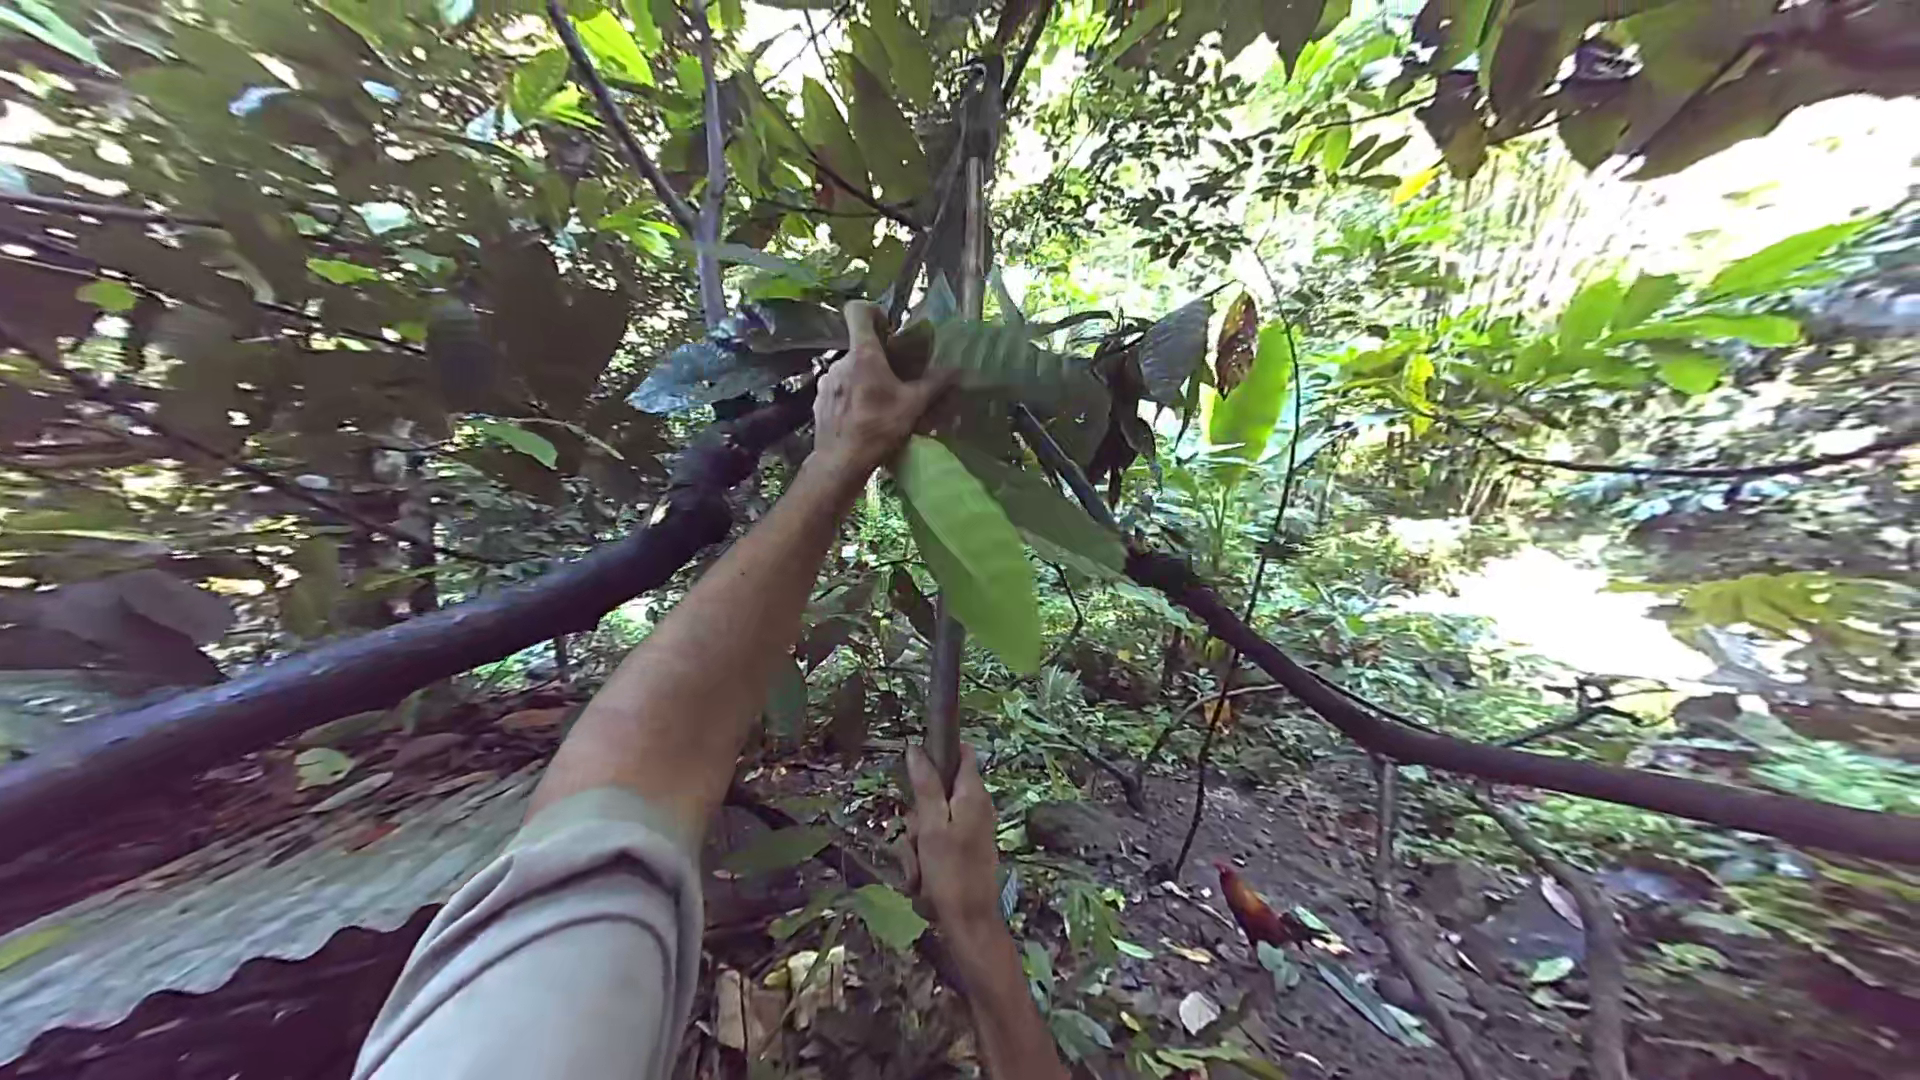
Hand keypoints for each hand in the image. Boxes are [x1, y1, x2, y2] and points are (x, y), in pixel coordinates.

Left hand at [809, 301, 952, 485]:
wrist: (841, 462)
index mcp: (863, 354)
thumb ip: (936, 384)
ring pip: (849, 370)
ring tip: (880, 402)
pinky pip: (839, 390)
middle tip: (896, 377)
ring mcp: (826, 382)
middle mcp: (840, 362)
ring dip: (864, 379)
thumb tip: (958, 370)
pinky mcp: (819, 402)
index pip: (858, 311)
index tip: (889, 327)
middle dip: (877, 357)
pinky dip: (851, 396)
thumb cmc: (878, 428)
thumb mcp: (913, 406)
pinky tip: (862, 417)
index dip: (873, 311)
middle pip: (859, 346)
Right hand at [900, 744, 1002, 940]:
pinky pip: (936, 840)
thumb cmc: (951, 871)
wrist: (969, 924)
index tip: (917, 770)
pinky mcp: (964, 848)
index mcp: (972, 793)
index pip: (961, 752)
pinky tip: (923, 880)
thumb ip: (925, 785)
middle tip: (917, 837)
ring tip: (920, 868)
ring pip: (931, 819)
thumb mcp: (931, 825)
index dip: (939, 753)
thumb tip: (916, 748)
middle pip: (937, 790)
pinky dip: (925, 857)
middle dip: (918, 814)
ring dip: (917, 843)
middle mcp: (975, 805)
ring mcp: (970, 828)